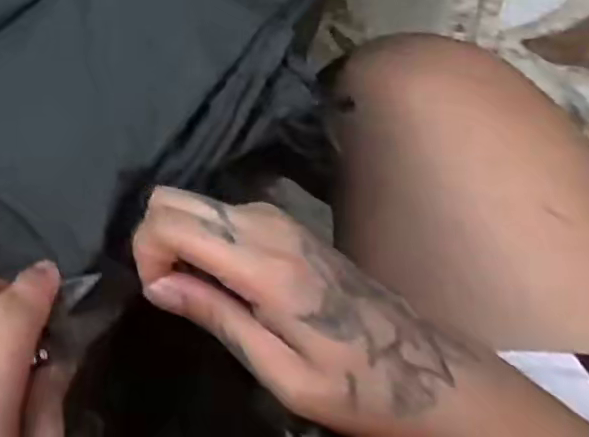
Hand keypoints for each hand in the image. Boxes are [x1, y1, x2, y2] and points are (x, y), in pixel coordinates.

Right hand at [132, 187, 588, 436]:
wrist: (443, 382)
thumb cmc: (364, 390)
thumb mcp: (286, 377)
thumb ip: (216, 319)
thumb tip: (155, 286)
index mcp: (264, 265)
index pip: (167, 224)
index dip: (145, 254)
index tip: (159, 292)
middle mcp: (263, 225)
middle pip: (167, 197)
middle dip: (152, 237)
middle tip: (170, 284)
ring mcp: (274, 216)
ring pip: (187, 198)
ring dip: (174, 234)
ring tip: (196, 283)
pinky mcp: (281, 219)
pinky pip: (213, 208)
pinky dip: (197, 231)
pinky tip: (219, 273)